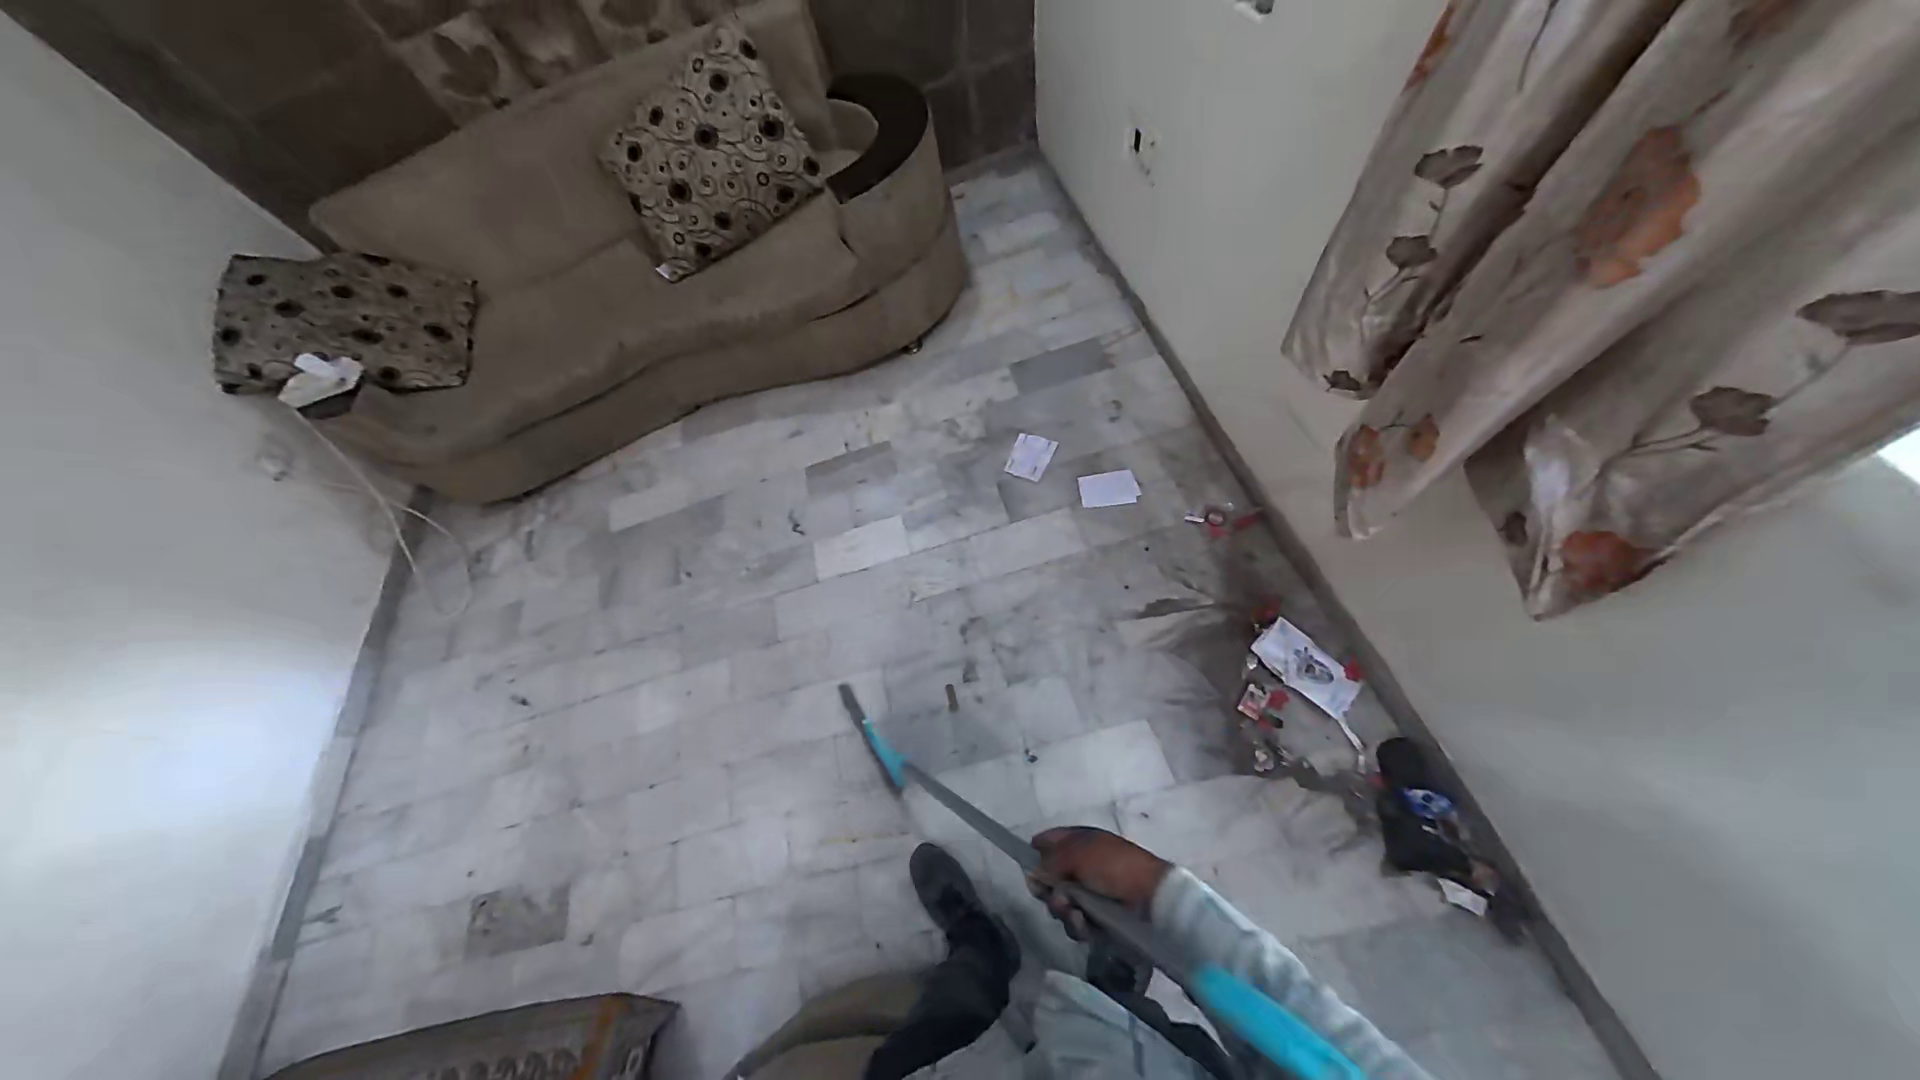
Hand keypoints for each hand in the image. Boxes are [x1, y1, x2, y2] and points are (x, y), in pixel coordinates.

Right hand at [1027, 827, 1171, 940]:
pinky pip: (1075, 922)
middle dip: (1048, 890)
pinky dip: (1077, 925)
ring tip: (1075, 914)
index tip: (1030, 867)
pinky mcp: (1097, 919)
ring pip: (1059, 903)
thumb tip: (1033, 874)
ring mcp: (1090, 893)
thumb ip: (1050, 861)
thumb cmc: (1114, 866)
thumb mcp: (1078, 853)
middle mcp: (1081, 865)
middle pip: (1049, 878)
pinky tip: (1084, 925)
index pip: (1048, 842)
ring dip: (1063, 910)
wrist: (1151, 898)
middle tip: (1056, 897)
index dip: (1037, 853)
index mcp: (1079, 841)